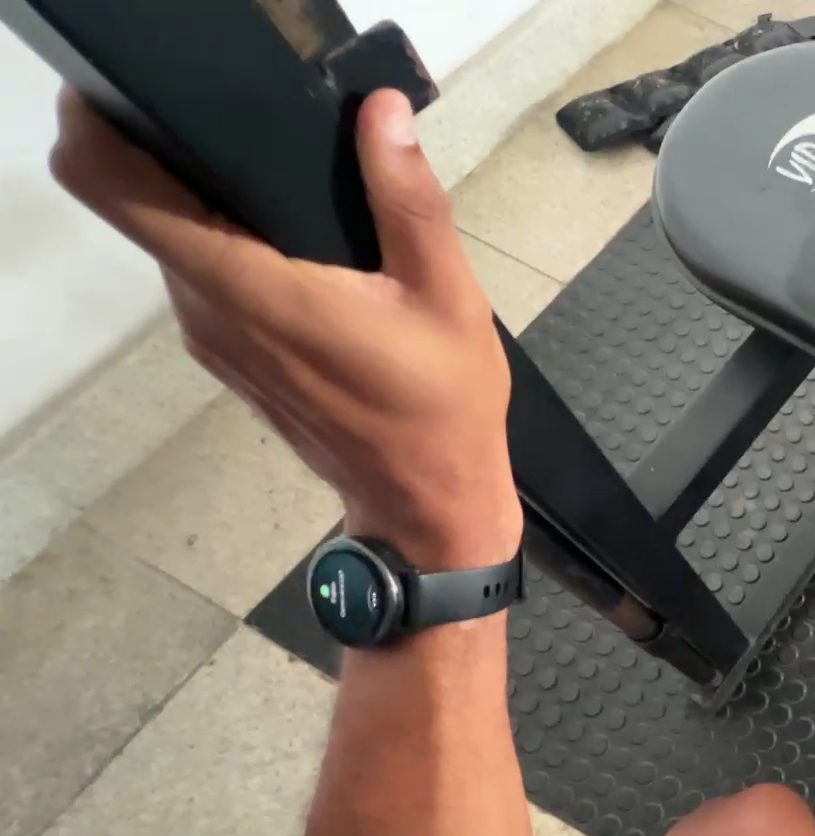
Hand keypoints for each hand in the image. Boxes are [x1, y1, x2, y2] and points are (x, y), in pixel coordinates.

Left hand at [49, 88, 518, 569]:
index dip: (101, 115)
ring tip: (320, 223)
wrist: (432, 502)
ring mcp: (213, 342)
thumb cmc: (447, 406)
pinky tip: (324, 278)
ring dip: (230, 216)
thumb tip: (383, 113)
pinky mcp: (233, 364)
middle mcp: (206, 309)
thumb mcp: (451, 301)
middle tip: (288, 154)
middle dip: (197, 163)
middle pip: (147, 205)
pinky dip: (247, 260)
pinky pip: (215, 287)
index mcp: (252, 287)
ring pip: (184, 247)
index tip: (158, 93)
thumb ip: (411, 206)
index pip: (105, 178)